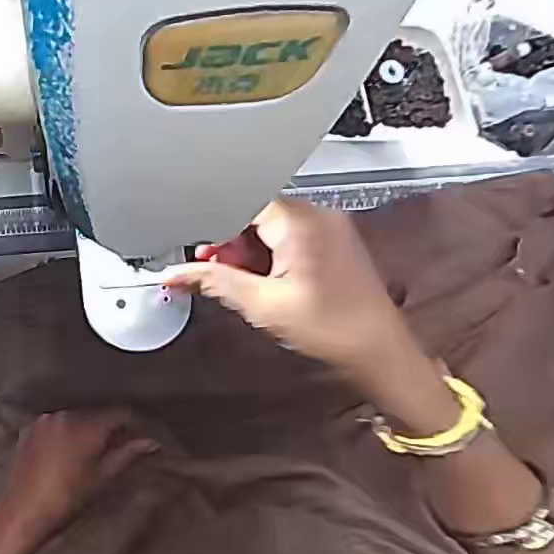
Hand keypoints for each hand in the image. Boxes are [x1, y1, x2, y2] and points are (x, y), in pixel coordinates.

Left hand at [0, 410, 157, 553]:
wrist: (23, 512)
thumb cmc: (66, 499)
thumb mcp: (102, 477)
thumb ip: (127, 454)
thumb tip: (152, 442)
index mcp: (87, 426)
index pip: (119, 414)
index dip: (134, 423)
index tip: (143, 433)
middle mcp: (66, 415)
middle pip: (97, 414)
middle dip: (109, 427)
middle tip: (120, 444)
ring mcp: (45, 420)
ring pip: (76, 418)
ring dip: (86, 429)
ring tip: (92, 450)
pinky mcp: (30, 428)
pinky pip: (56, 423)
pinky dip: (65, 432)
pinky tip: (67, 451)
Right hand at [161, 198, 404, 370]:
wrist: (377, 350)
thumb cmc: (333, 328)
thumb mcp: (260, 304)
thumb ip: (213, 282)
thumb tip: (175, 274)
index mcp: (300, 222)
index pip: (240, 203)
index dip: (213, 228)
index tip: (199, 253)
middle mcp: (317, 216)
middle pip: (254, 214)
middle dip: (228, 243)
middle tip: (213, 272)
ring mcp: (328, 228)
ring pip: (269, 228)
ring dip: (247, 252)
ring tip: (243, 284)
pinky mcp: (332, 243)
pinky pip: (288, 238)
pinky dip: (268, 256)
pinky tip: (264, 283)